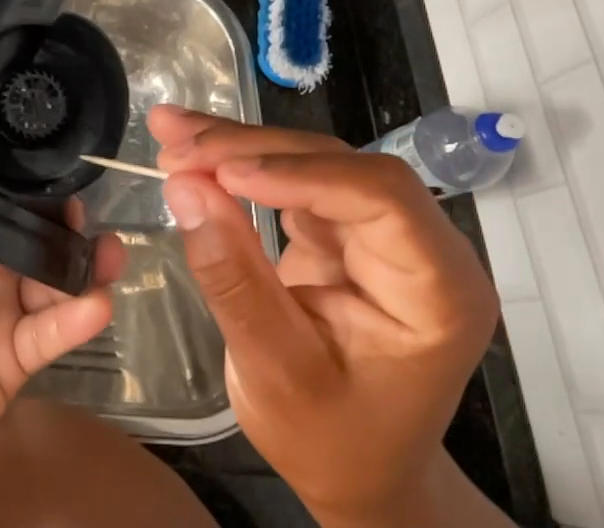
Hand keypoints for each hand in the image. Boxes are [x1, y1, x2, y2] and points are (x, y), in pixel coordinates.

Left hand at [0, 101, 125, 506]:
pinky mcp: (13, 360)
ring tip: (107, 255)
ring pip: (55, 281)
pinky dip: (77, 319)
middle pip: (34, 235)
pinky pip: (52, 334)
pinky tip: (94, 304)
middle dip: (66, 222)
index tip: (54, 158)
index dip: (24, 179)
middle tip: (86, 214)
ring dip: (85, 266)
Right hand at [151, 106, 500, 526]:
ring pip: (308, 162)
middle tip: (172, 139)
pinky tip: (192, 151)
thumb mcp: (274, 370)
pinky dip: (235, 166)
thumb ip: (233, 278)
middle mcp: (419, 246)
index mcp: (436, 288)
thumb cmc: (329, 440)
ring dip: (235, 146)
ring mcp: (379, 235)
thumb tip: (185, 188)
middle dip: (250, 148)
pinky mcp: (342, 232)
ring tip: (168, 130)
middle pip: (339, 167)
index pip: (379, 197)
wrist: (355, 473)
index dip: (300, 174)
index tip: (221, 172)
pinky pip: (288, 182)